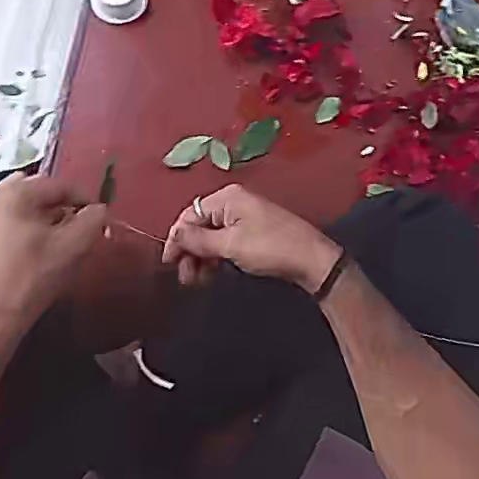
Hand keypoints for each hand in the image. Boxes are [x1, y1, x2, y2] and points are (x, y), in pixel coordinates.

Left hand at [0, 172, 105, 338]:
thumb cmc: (31, 278)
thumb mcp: (74, 246)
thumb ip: (94, 219)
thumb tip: (98, 210)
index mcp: (14, 193)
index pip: (60, 184)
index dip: (85, 199)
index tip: (98, 217)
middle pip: (38, 191)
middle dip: (61, 205)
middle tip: (78, 226)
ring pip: (22, 206)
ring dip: (43, 216)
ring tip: (59, 239)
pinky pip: (7, 220)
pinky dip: (25, 227)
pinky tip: (36, 250)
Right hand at [162, 184, 340, 291]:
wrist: (310, 258)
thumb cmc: (269, 248)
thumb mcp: (230, 245)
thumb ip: (198, 240)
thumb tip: (174, 234)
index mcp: (227, 197)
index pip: (190, 215)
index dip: (176, 239)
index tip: (168, 264)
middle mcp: (234, 201)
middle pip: (199, 225)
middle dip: (189, 251)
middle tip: (186, 278)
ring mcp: (245, 215)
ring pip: (212, 236)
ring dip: (201, 257)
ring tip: (199, 280)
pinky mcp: (253, 230)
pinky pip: (225, 241)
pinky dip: (216, 256)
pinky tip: (213, 273)